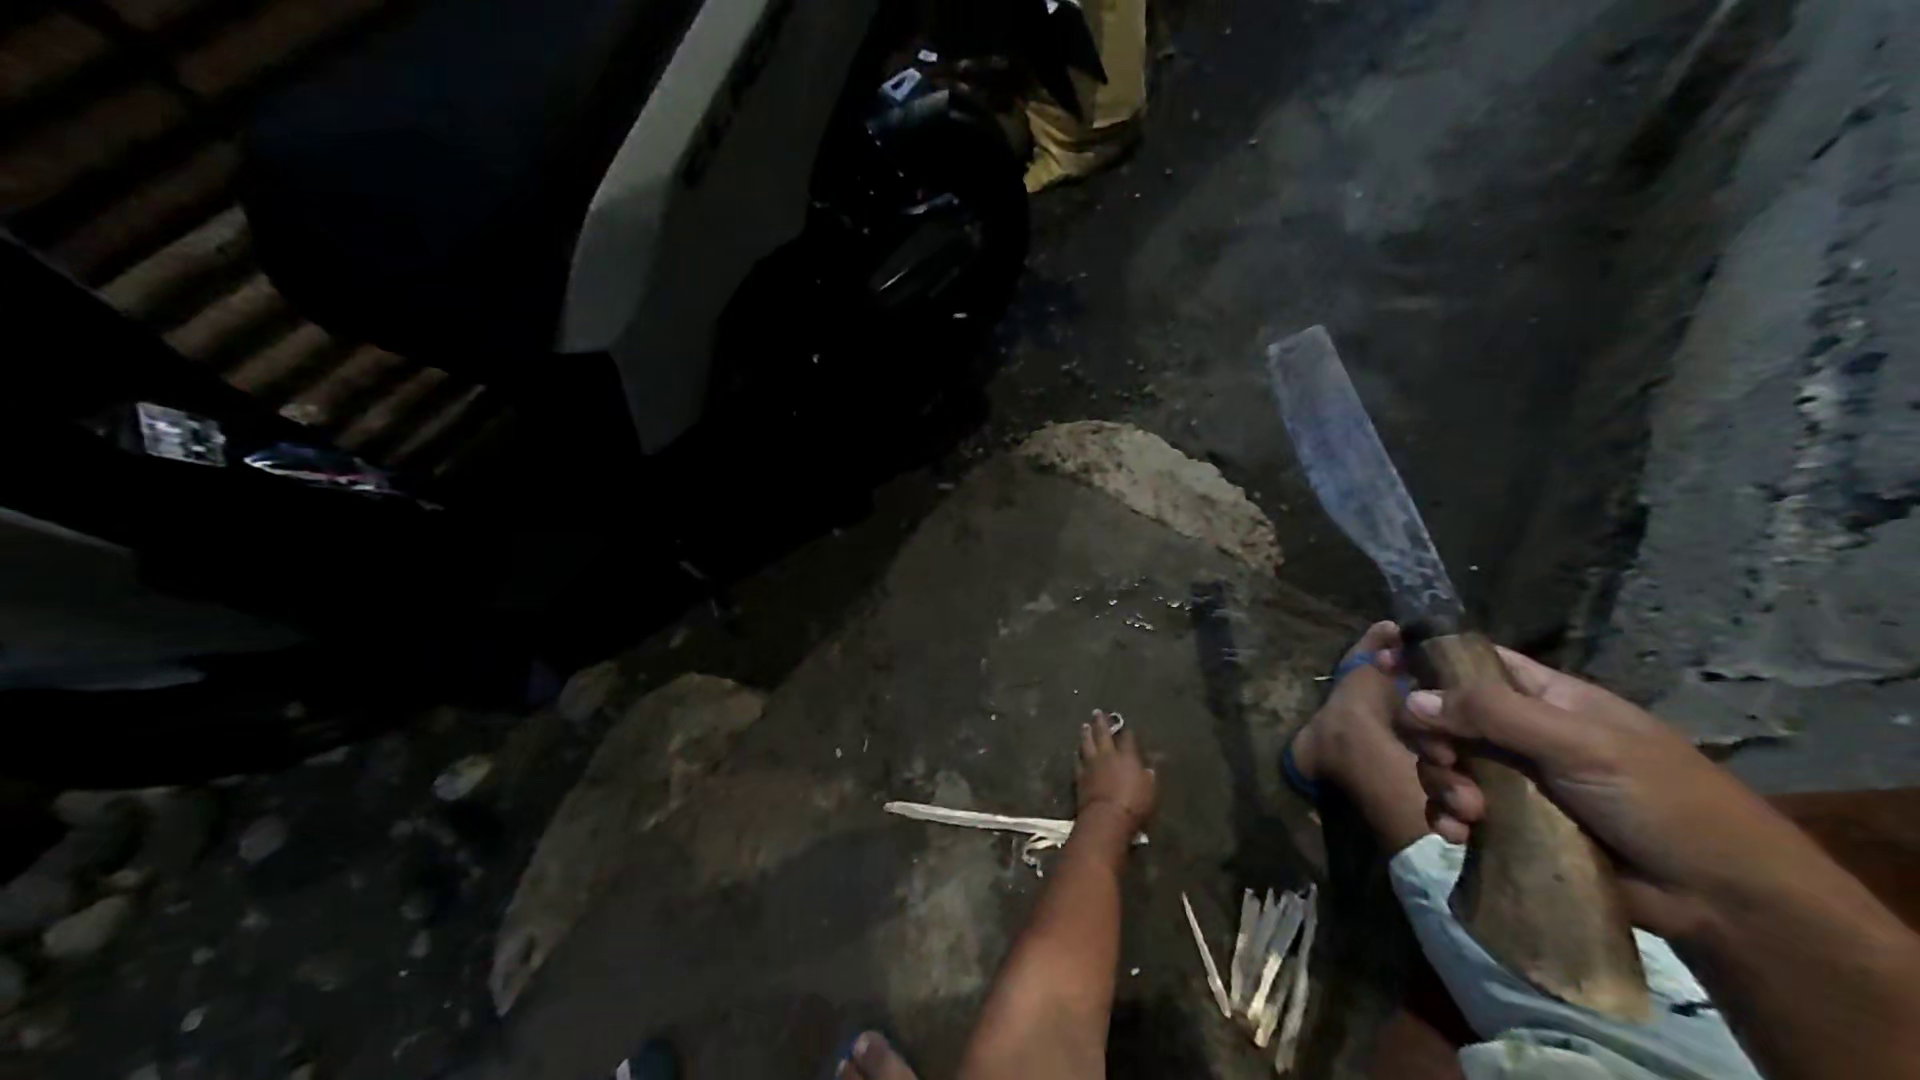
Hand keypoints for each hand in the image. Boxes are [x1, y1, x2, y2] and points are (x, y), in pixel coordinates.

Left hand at [1076, 711, 1156, 830]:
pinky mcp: (1080, 776)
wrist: (1106, 817)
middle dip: (1101, 723)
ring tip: (1085, 725)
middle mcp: (1108, 756)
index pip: (1127, 740)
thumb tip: (1148, 770)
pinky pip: (1077, 760)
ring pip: (1087, 743)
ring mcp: (1091, 764)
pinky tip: (1076, 751)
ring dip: (1086, 733)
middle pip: (1103, 735)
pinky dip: (1077, 754)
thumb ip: (1148, 778)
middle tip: (1097, 712)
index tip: (1125, 727)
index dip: (1127, 733)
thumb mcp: (1150, 791)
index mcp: (1127, 757)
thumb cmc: (1134, 805)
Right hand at [1396, 648, 1800, 940]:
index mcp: (1542, 697)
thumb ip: (1493, 714)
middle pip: (1442, 716)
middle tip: (1444, 762)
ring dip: (1440, 784)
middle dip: (1431, 740)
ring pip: (1442, 764)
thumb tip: (1411, 697)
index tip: (1381, 661)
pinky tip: (1458, 833)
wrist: (1722, 898)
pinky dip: (1447, 817)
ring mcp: (1512, 780)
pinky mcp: (1509, 824)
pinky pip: (1454, 810)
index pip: (1470, 661)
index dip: (1425, 657)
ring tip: (1469, 813)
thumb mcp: (1578, 743)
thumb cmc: (1661, 799)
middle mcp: (1519, 733)